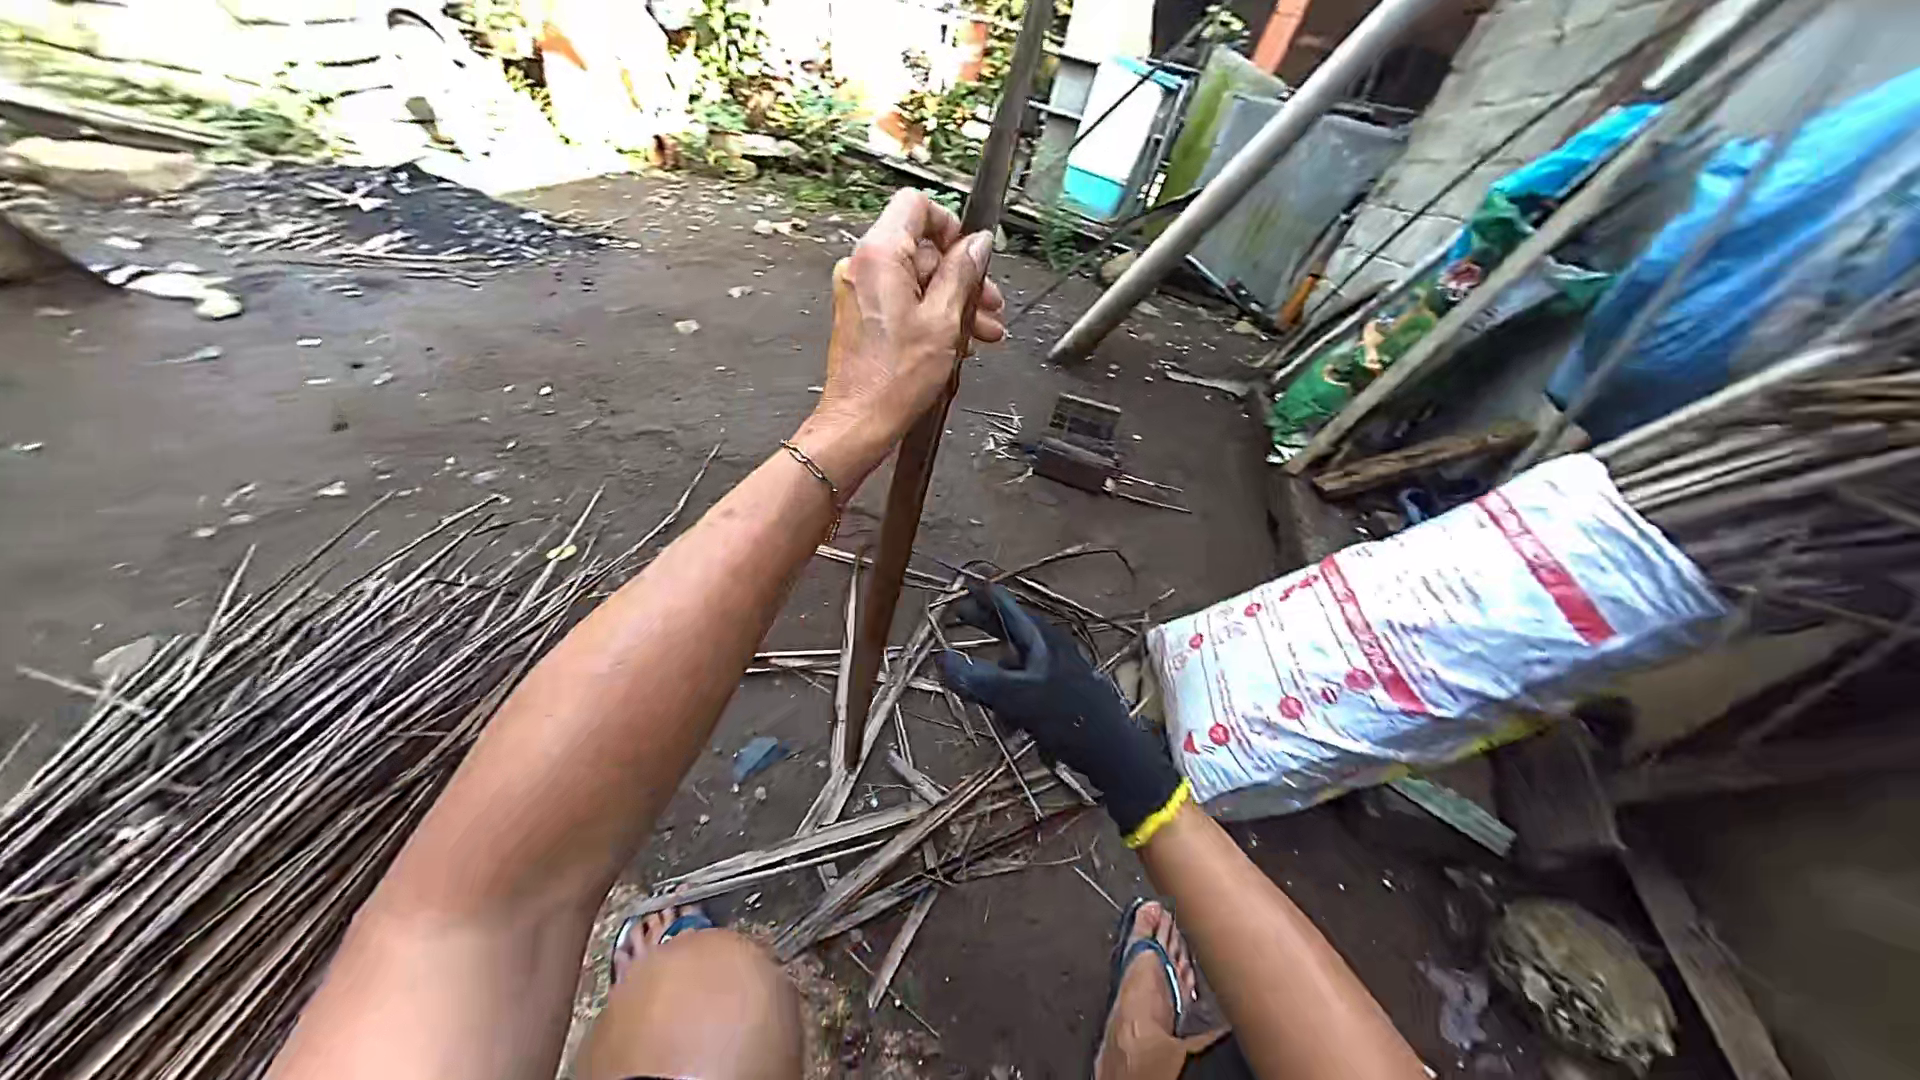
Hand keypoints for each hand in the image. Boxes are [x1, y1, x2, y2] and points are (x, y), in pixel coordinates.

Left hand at [792, 189, 1003, 487]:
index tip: (973, 255)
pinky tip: (956, 341)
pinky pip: (902, 300)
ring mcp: (860, 292)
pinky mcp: (861, 316)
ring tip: (981, 331)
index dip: (952, 226)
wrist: (861, 420)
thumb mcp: (944, 321)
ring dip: (952, 301)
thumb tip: (978, 244)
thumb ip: (963, 273)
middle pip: (922, 249)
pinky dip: (930, 314)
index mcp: (879, 255)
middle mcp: (863, 267)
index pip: (917, 206)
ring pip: (916, 279)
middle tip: (989, 305)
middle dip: (961, 276)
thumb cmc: (893, 380)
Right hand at [936, 580, 1185, 844]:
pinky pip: (1028, 687)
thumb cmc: (1068, 718)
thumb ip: (977, 680)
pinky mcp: (1064, 694)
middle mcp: (1051, 648)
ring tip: (976, 690)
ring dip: (996, 672)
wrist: (1115, 753)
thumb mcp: (1016, 698)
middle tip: (958, 615)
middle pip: (1011, 629)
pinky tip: (1009, 726)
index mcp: (1041, 639)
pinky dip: (1012, 698)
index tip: (960, 589)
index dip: (981, 598)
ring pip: (1018, 663)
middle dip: (984, 624)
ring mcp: (1060, 670)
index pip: (1005, 607)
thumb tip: (938, 660)